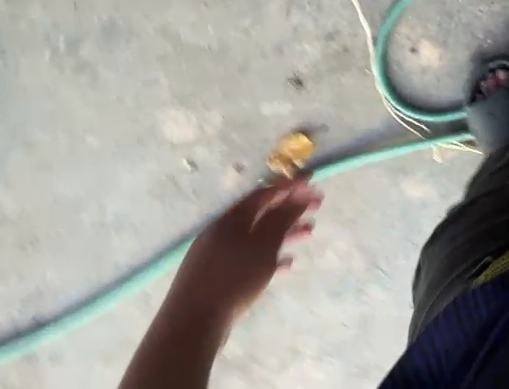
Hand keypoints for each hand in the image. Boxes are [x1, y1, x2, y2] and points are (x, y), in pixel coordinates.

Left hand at [166, 176, 321, 328]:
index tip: (313, 181)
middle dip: (291, 209)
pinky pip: (249, 258)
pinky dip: (270, 257)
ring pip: (257, 237)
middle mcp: (221, 233)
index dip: (290, 186)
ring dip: (285, 232)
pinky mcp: (217, 277)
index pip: (264, 194)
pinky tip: (288, 265)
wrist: (191, 327)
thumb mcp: (264, 246)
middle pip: (262, 214)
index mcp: (230, 220)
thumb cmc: (232, 279)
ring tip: (309, 234)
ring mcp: (217, 256)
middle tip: (317, 207)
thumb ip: (283, 219)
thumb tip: (298, 197)